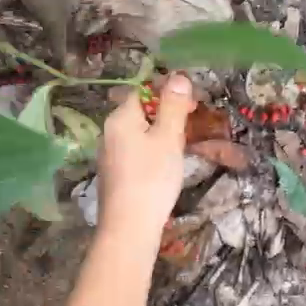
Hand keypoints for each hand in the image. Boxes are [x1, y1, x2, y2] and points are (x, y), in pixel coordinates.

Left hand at [97, 73, 194, 234]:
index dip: (169, 90)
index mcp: (120, 117)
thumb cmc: (151, 178)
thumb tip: (179, 77)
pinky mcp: (115, 173)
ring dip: (163, 132)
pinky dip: (154, 149)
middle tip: (195, 122)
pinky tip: (168, 163)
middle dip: (168, 112)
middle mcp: (110, 131)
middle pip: (141, 110)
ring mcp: (110, 153)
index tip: (195, 102)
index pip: (144, 90)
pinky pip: (137, 150)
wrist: (129, 228)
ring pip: (140, 132)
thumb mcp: (168, 138)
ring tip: (187, 142)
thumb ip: (173, 106)